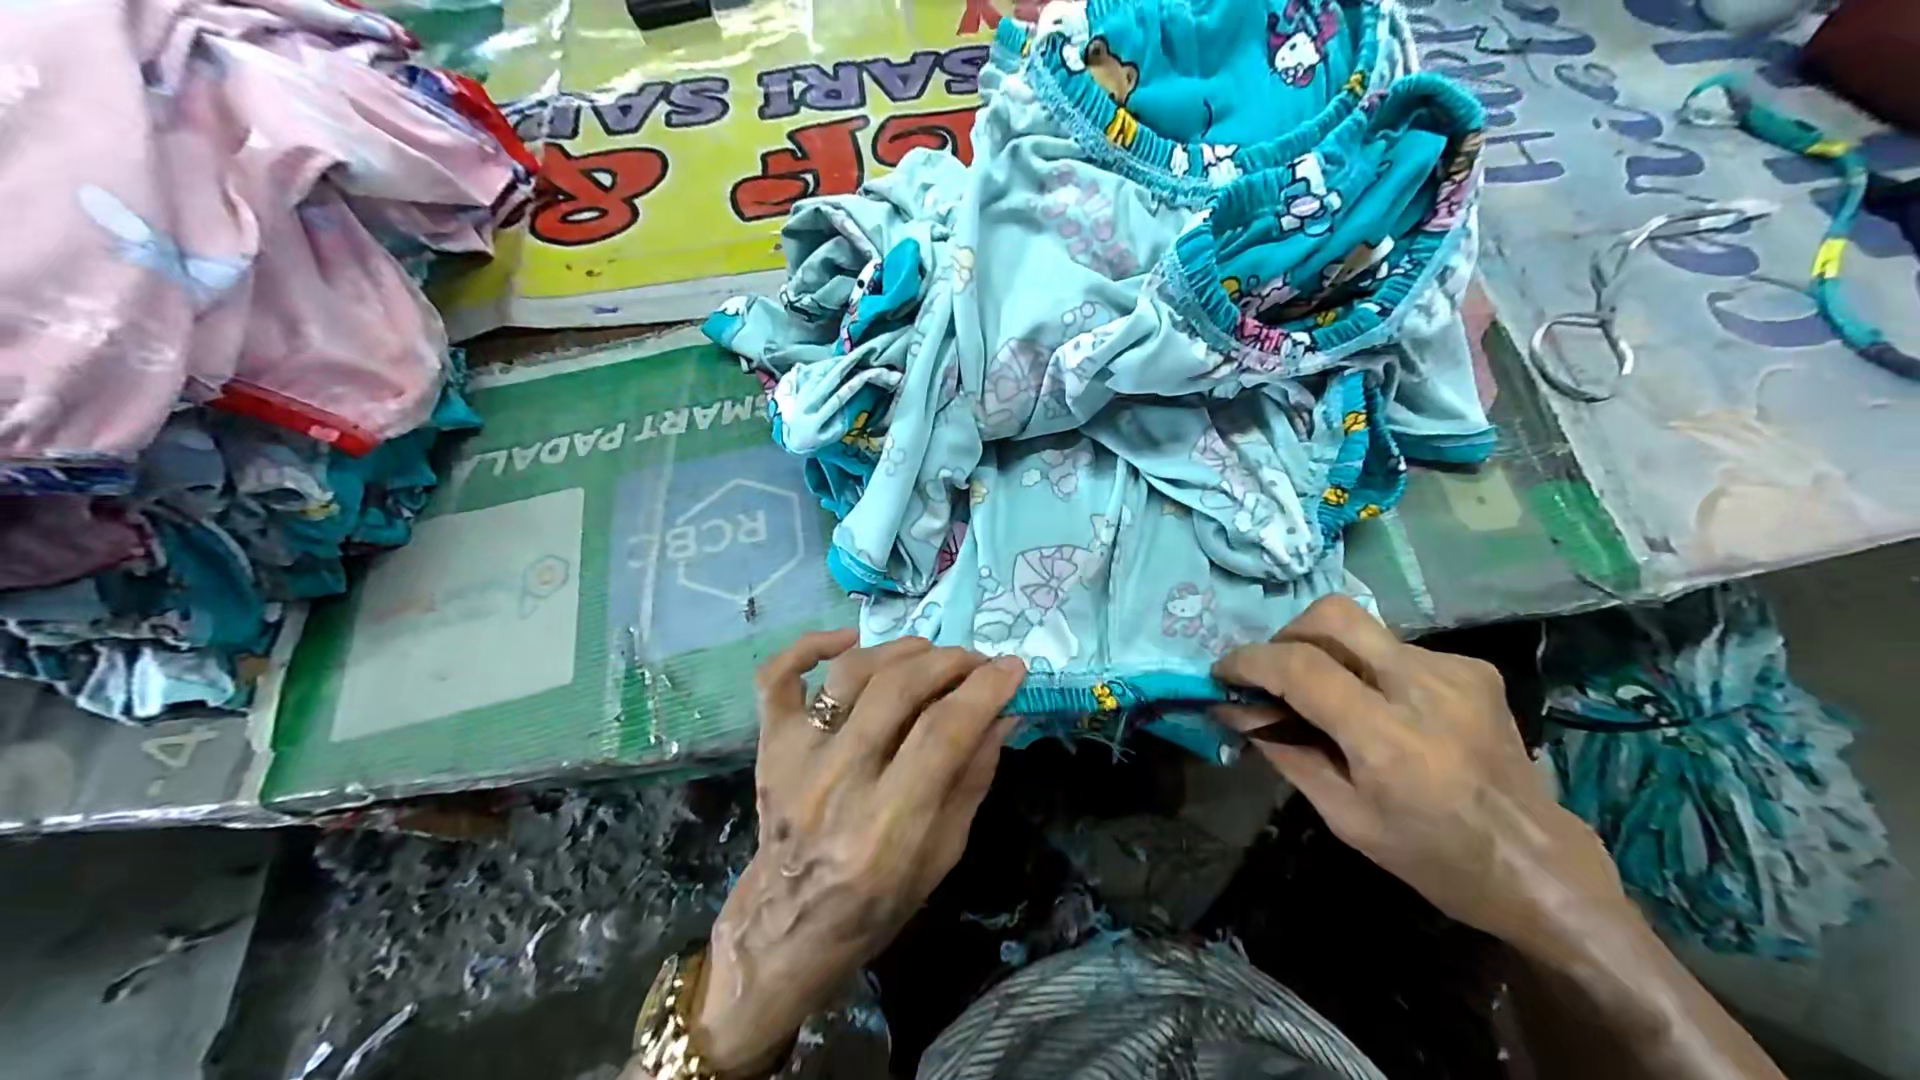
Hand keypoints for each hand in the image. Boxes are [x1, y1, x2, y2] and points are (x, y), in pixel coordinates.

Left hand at [691, 630, 1024, 1076]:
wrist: (790, 924)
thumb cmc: (879, 899)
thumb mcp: (944, 853)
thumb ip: (974, 777)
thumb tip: (1004, 713)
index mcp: (888, 823)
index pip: (943, 731)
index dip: (985, 689)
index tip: (1013, 667)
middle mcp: (838, 781)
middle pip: (899, 689)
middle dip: (950, 662)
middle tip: (976, 662)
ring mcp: (796, 757)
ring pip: (851, 673)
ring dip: (901, 650)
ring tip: (932, 654)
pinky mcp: (770, 744)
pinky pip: (777, 677)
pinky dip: (810, 646)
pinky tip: (850, 639)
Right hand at [1212, 596, 1631, 955]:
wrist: (1538, 867)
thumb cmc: (1432, 856)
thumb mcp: (1343, 815)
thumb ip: (1284, 751)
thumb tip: (1232, 709)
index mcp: (1389, 738)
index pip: (1300, 667)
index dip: (1249, 661)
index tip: (1223, 673)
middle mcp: (1425, 688)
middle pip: (1332, 615)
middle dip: (1286, 633)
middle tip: (1274, 671)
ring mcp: (1456, 671)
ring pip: (1362, 628)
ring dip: (1326, 651)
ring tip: (1325, 695)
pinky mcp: (1473, 669)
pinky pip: (1394, 647)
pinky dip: (1366, 666)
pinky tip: (1377, 705)